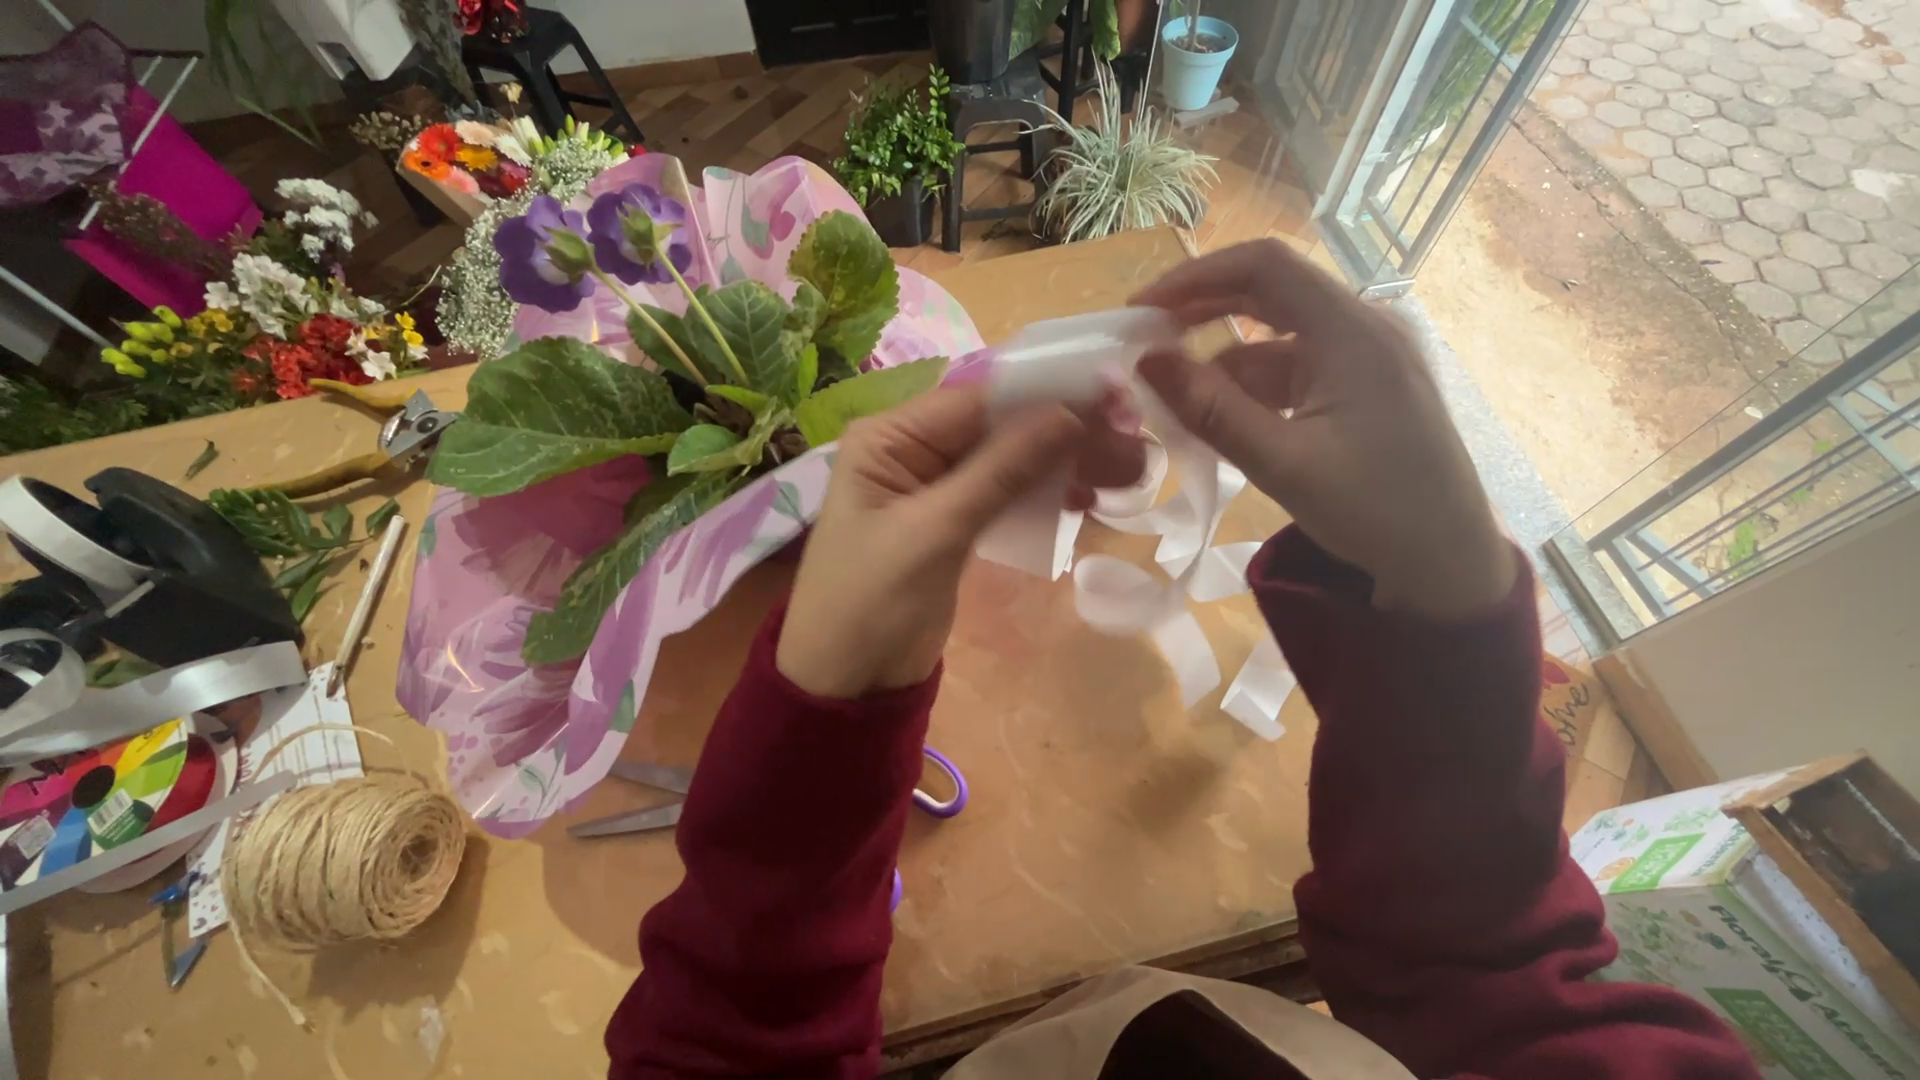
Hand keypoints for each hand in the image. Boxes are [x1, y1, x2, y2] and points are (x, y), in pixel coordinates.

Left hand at [778, 387, 1143, 698]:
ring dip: (1063, 463)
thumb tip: (1071, 412)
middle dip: (1064, 431)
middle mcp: (912, 450)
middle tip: (1133, 443)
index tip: (1115, 397)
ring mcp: (935, 488)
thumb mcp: (936, 530)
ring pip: (1010, 460)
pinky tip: (1087, 498)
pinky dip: (1043, 495)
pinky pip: (1005, 494)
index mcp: (889, 437)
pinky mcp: (954, 523)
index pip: (978, 399)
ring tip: (1126, 473)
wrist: (847, 683)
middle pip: (999, 426)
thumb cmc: (872, 602)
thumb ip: (1002, 469)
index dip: (1047, 395)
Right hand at [1131, 239, 1515, 620]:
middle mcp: (1362, 326)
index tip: (1141, 310)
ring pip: (1276, 336)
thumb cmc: (1374, 510)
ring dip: (1222, 358)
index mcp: (1352, 330)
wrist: (1449, 560)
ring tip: (1173, 395)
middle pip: (1269, 292)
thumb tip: (1146, 363)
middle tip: (1145, 343)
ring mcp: (1365, 355)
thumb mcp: (1282, 464)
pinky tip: (1220, 415)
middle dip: (1201, 312)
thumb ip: (1211, 410)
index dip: (1194, 276)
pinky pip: (1293, 367)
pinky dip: (1251, 385)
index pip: (1263, 266)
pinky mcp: (1361, 385)